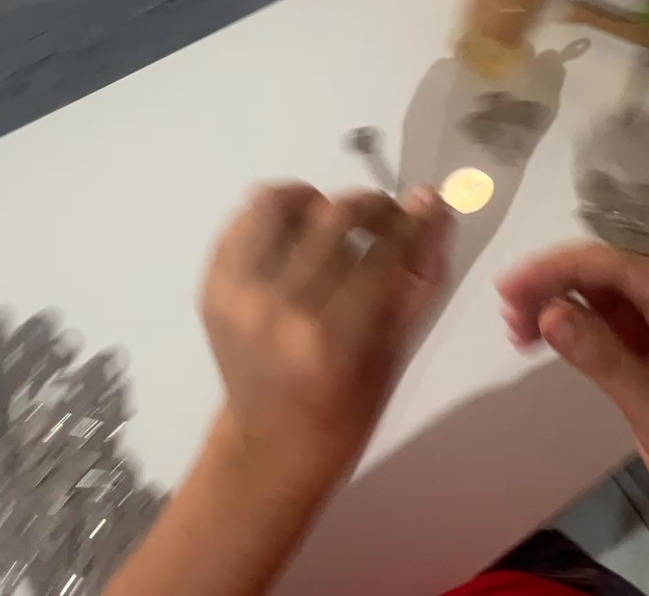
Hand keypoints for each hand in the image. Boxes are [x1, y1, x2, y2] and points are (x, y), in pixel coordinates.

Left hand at [107, 184, 450, 595]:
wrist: (268, 446)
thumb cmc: (342, 414)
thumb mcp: (392, 360)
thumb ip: (418, 284)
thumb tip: (438, 215)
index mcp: (327, 340)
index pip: (381, 254)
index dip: (413, 222)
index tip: (429, 201)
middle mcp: (274, 308)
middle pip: (333, 218)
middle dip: (373, 206)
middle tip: (388, 215)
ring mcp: (234, 294)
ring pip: (278, 202)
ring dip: (316, 201)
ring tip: (333, 221)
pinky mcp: (211, 285)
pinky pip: (244, 219)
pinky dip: (276, 214)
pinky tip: (298, 233)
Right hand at [497, 245, 648, 582]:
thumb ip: (600, 356)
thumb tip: (546, 314)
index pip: (619, 267)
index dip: (563, 267)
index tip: (517, 281)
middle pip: (600, 271)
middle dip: (551, 281)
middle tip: (506, 301)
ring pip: (589, 290)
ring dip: (550, 298)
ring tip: (513, 323)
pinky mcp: (635, 339)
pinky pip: (590, 316)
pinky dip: (560, 320)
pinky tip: (531, 333)